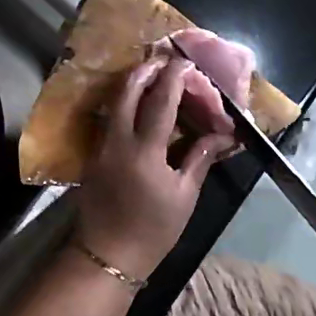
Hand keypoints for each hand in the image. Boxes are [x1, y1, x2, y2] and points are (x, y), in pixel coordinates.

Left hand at [72, 57, 236, 279]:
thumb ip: (199, 157)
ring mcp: (101, 144)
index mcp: (145, 150)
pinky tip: (138, 104)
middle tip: (165, 62)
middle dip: (147, 70)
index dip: (174, 77)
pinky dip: (124, 102)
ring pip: (114, 101)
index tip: (186, 63)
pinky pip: (109, 117)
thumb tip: (222, 134)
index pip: (161, 101)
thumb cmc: (153, 229)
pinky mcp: (93, 153)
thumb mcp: (184, 195)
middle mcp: (118, 139)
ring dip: (133, 83)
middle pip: (128, 90)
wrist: (107, 253)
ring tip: (152, 75)